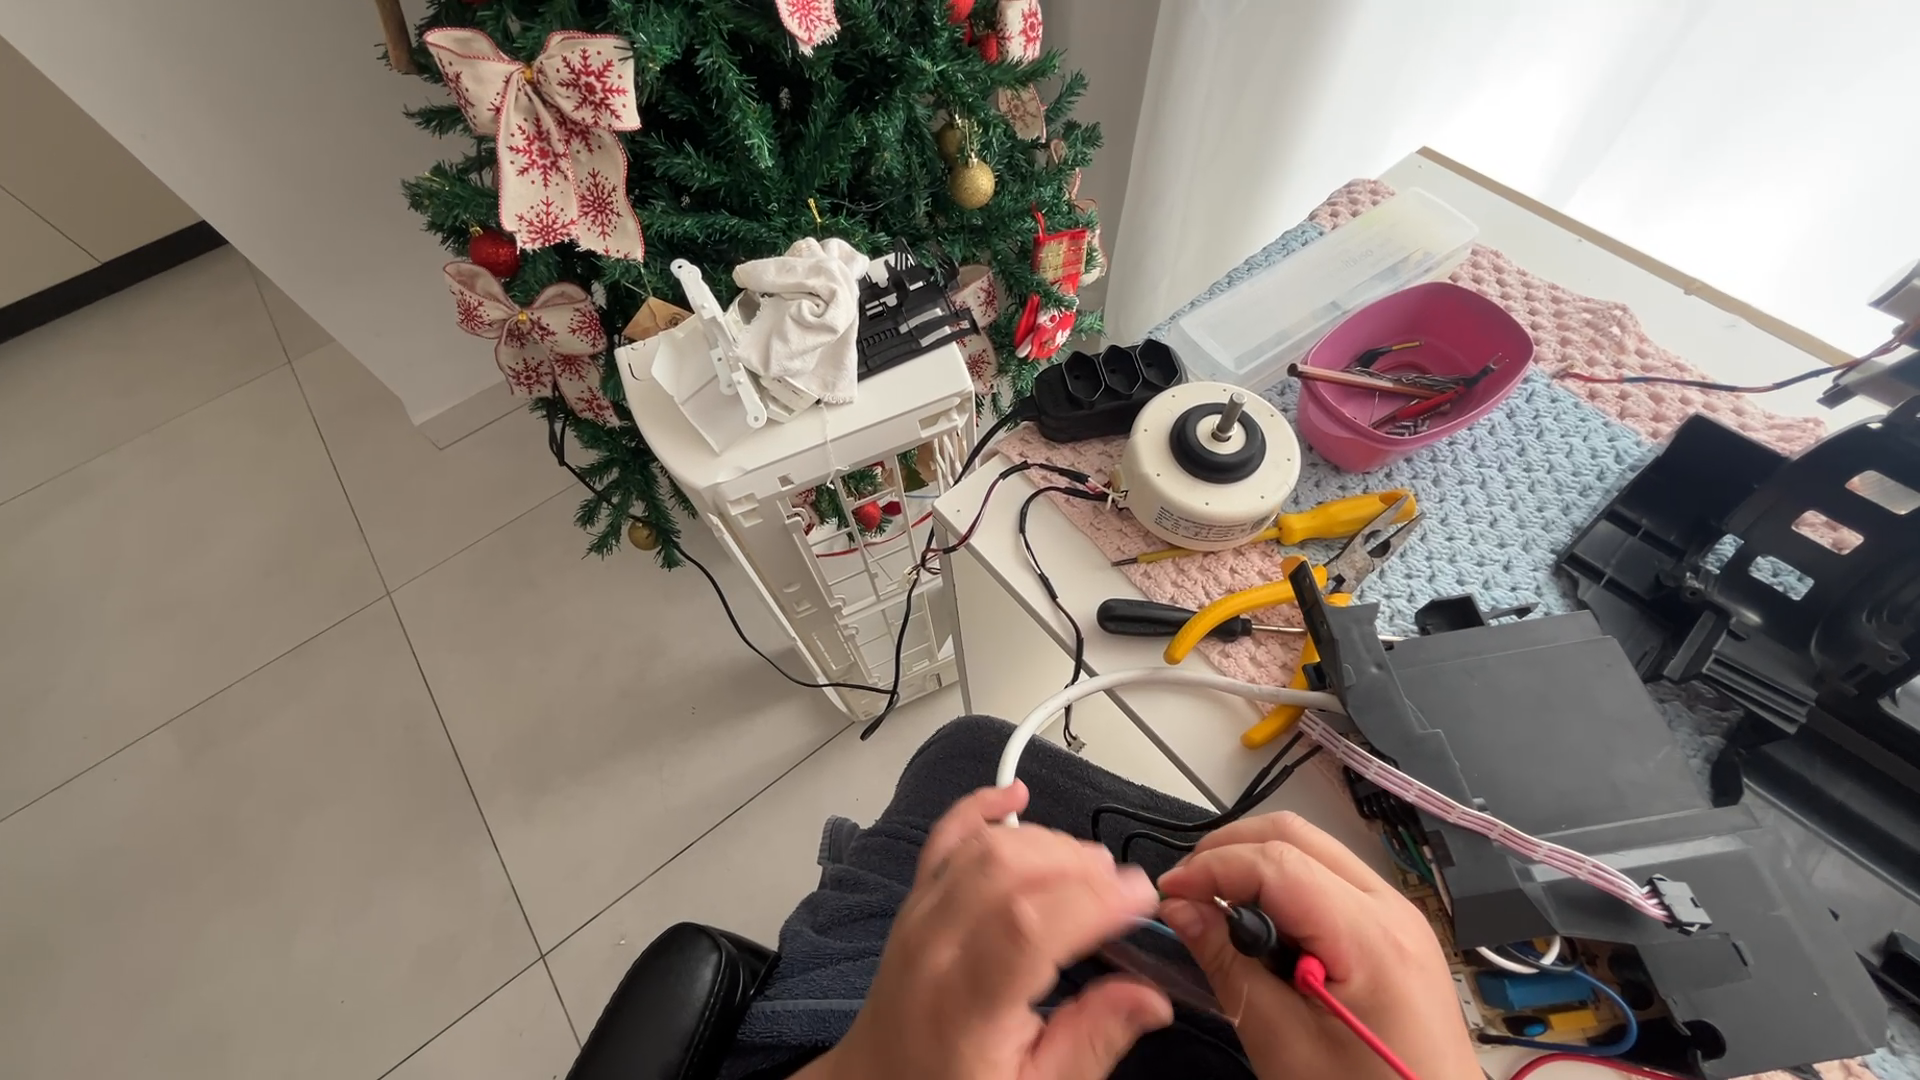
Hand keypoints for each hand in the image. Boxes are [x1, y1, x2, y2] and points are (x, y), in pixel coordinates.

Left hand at [807, 782, 1171, 1079]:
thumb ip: (1091, 1042)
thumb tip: (1150, 996)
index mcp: (962, 1004)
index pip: (1026, 926)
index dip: (1088, 899)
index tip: (1138, 895)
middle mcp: (934, 944)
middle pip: (1005, 869)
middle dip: (1074, 862)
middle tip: (1119, 884)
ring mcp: (919, 911)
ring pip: (982, 845)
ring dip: (1044, 840)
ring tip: (1088, 864)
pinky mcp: (915, 895)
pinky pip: (944, 835)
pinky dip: (980, 806)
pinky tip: (1014, 795)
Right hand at [1156, 811, 1480, 1079]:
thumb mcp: (1283, 1044)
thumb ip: (1226, 967)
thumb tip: (1178, 909)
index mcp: (1371, 938)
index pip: (1276, 863)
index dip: (1212, 868)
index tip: (1169, 893)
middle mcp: (1391, 908)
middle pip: (1294, 834)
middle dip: (1228, 849)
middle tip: (1189, 887)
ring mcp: (1397, 912)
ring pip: (1309, 844)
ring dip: (1252, 859)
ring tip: (1215, 899)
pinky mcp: (1392, 926)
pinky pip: (1324, 872)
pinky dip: (1279, 879)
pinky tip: (1257, 916)